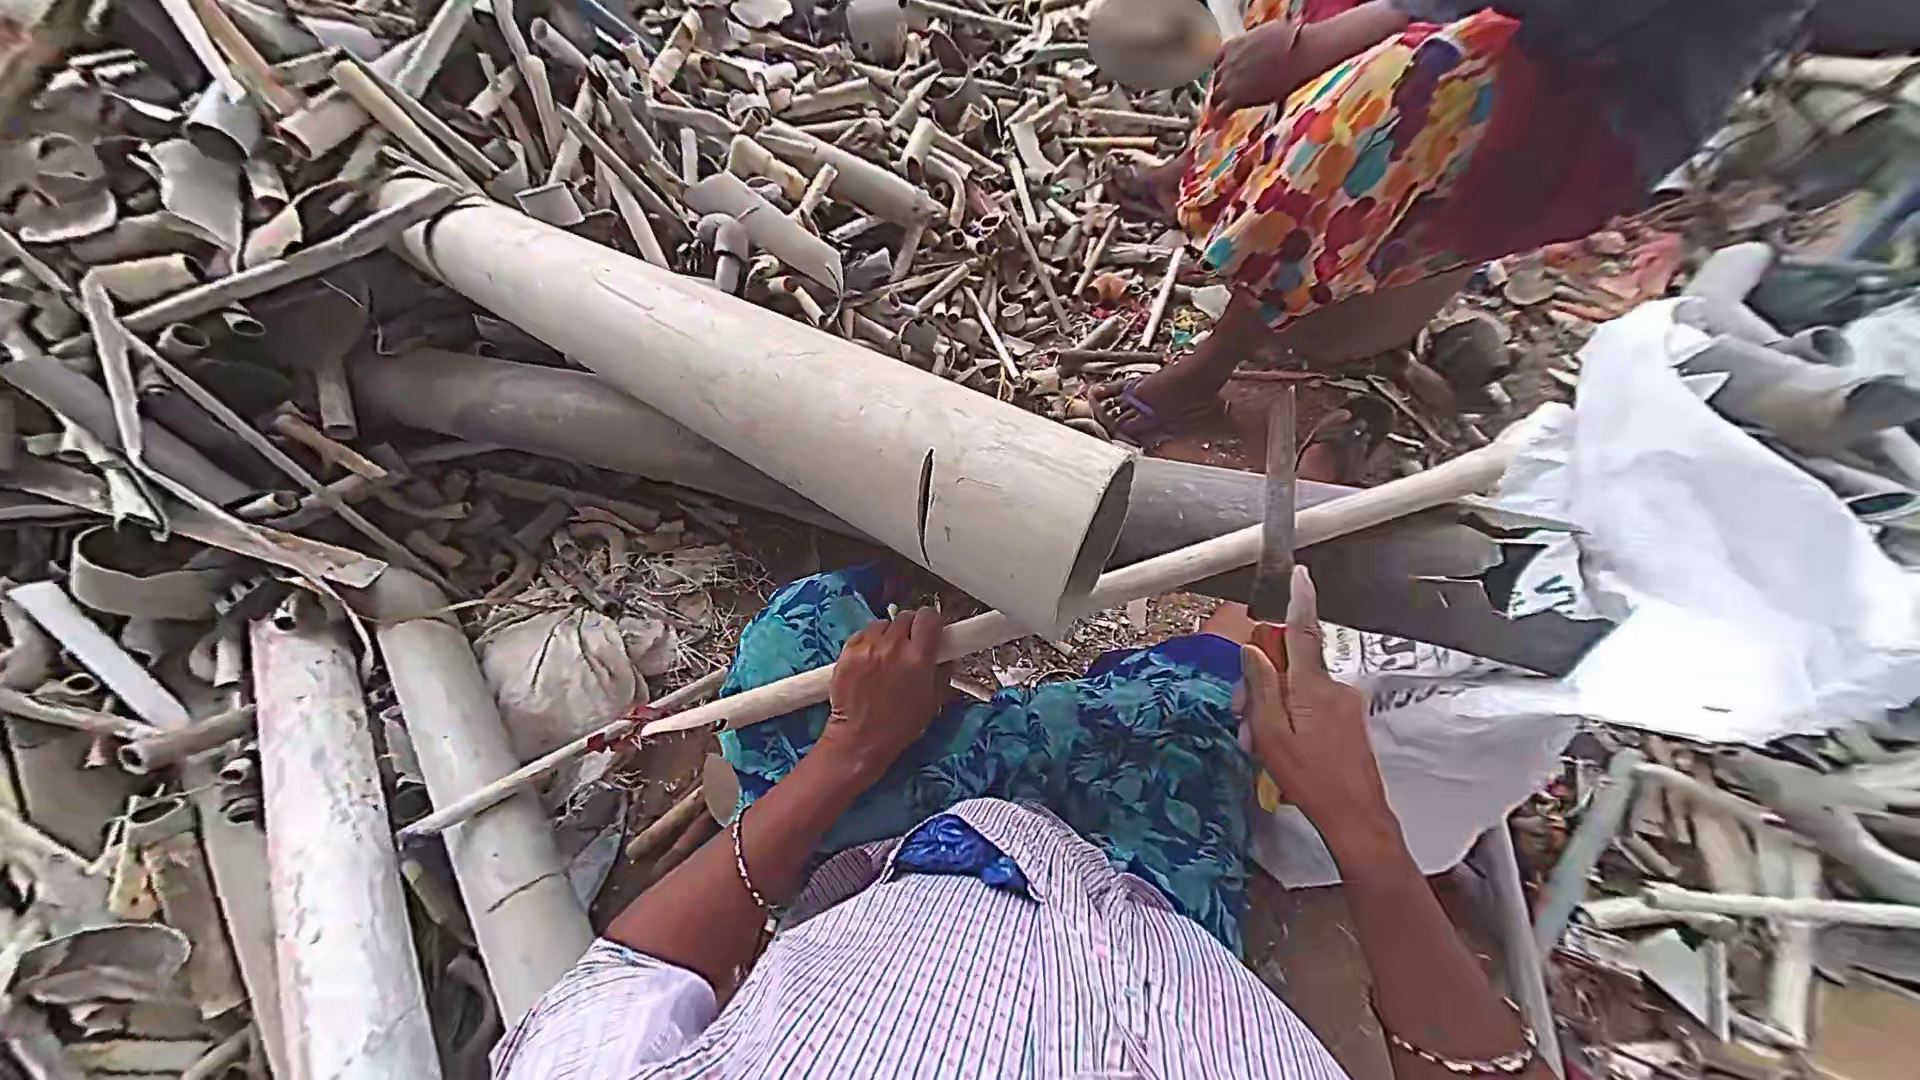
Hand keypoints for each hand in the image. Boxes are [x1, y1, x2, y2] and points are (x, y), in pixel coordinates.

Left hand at [819, 608, 948, 785]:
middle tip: (910, 646)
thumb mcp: (932, 700)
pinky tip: (870, 660)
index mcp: (918, 658)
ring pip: (883, 624)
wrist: (860, 739)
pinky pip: (863, 634)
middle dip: (911, 628)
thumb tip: (949, 654)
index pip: (929, 617)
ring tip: (887, 656)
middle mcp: (893, 646)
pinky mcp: (848, 651)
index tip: (930, 630)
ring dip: (888, 634)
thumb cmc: (900, 725)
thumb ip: (942, 671)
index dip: (931, 622)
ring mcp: (868, 647)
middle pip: (906, 616)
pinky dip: (869, 642)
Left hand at [1211, 18, 1303, 112]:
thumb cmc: (1291, 40)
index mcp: (1234, 44)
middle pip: (1216, 80)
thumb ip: (1250, 46)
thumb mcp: (1264, 34)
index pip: (1218, 59)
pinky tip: (1219, 125)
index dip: (1222, 69)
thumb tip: (1253, 53)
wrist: (1300, 52)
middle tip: (1228, 96)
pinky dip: (1218, 119)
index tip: (1227, 76)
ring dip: (1219, 104)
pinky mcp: (1235, 97)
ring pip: (1216, 97)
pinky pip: (1220, 112)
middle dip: (1222, 87)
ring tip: (1223, 111)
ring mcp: (1230, 81)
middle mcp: (1228, 62)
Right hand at [1241, 567, 1401, 865]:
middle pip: (1288, 664)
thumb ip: (1261, 687)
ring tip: (1257, 738)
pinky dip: (1288, 713)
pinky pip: (1310, 701)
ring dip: (1272, 703)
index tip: (1300, 574)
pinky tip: (1277, 742)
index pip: (1302, 633)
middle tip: (1242, 716)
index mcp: (1312, 687)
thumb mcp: (1270, 733)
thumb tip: (1252, 650)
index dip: (1298, 601)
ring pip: (1296, 686)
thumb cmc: (1308, 778)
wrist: (1356, 818)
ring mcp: (1344, 703)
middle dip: (1260, 681)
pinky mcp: (1348, 718)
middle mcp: (1333, 687)